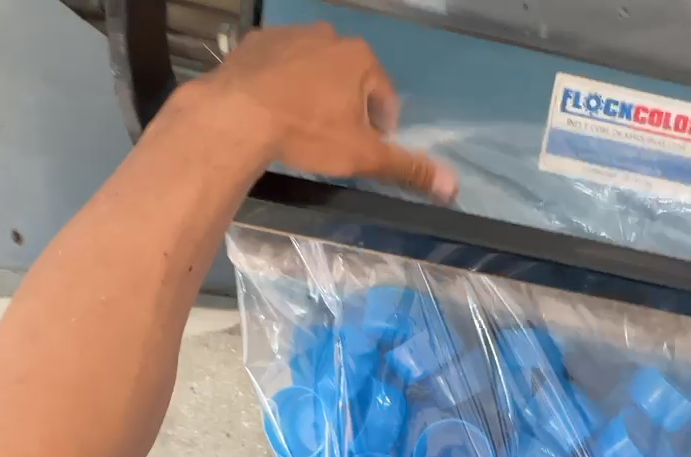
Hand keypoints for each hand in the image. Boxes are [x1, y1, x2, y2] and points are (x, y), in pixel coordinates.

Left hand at [171, 23, 456, 201]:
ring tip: (304, 130)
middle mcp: (328, 36)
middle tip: (334, 143)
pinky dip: (284, 88)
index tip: (365, 150)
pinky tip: (276, 114)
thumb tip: (453, 185)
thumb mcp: (365, 157)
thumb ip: (408, 168)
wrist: (238, 116)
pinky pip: (281, 68)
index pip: (385, 96)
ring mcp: (289, 35)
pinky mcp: (256, 44)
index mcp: (360, 58)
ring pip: (315, 71)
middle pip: (351, 80)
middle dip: (349, 110)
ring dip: (317, 97)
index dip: (380, 128)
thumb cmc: (309, 134)